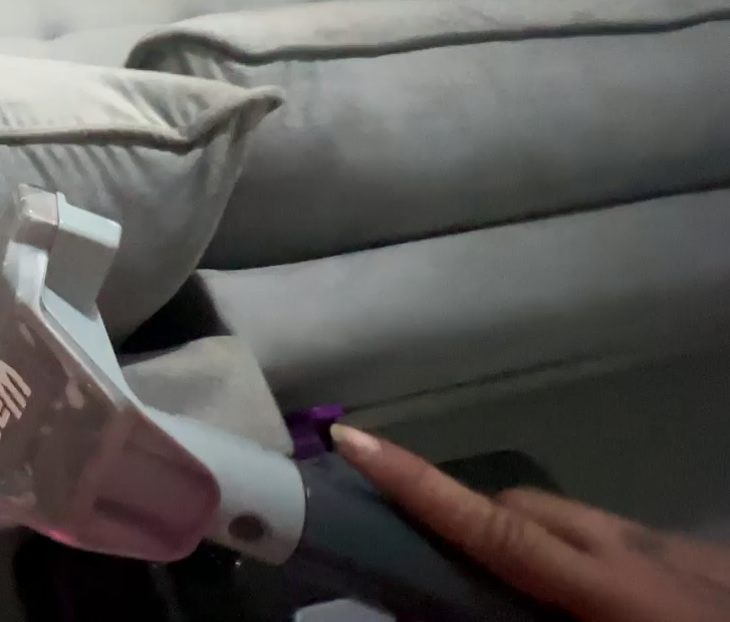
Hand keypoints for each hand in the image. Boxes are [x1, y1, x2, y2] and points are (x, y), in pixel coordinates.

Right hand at [333, 425, 729, 621]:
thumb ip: (509, 621)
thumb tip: (419, 612)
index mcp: (623, 599)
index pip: (494, 531)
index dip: (415, 485)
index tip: (348, 437)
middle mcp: (652, 560)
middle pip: (522, 509)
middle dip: (468, 515)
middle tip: (436, 553)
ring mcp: (695, 557)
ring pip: (577, 520)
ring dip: (536, 541)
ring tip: (534, 586)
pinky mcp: (720, 561)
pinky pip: (632, 541)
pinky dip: (599, 557)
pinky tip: (621, 601)